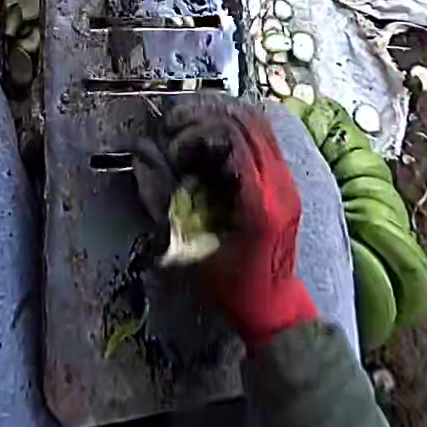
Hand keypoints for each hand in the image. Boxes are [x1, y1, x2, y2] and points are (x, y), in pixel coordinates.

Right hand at [135, 95, 316, 347]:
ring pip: (256, 121)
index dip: (194, 131)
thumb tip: (140, 151)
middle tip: (174, 129)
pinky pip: (260, 135)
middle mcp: (279, 183)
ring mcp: (287, 180)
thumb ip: (164, 195)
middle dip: (202, 116)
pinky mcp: (284, 181)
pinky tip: (206, 141)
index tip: (173, 149)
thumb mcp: (190, 244)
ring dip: (217, 117)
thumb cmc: (233, 285)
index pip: (231, 134)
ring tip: (188, 129)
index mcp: (260, 199)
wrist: (276, 310)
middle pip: (245, 119)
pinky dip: (230, 128)